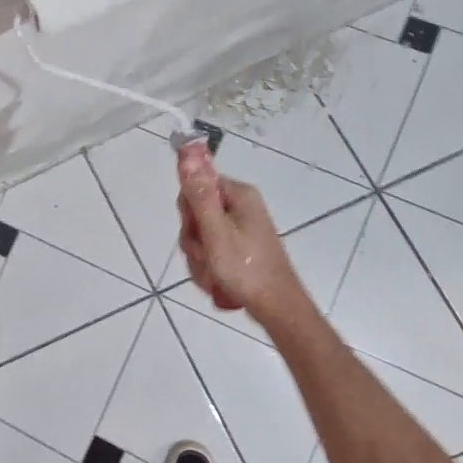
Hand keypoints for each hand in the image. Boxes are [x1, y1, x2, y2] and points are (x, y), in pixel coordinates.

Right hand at [175, 141, 306, 321]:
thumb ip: (198, 195)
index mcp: (238, 195)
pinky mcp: (240, 245)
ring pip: (200, 235)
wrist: (277, 307)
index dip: (189, 212)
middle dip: (194, 239)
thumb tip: (186, 154)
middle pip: (196, 212)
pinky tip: (217, 280)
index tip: (196, 232)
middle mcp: (241, 205)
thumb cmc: (246, 269)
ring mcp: (241, 226)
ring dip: (199, 257)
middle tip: (206, 256)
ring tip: (213, 273)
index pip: (195, 186)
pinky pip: (211, 249)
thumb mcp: (215, 232)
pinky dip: (208, 266)